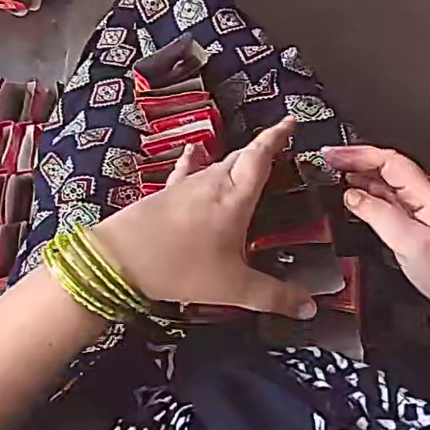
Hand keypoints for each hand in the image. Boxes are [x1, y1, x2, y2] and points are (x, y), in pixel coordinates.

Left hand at [87, 118, 316, 320]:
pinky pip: (189, 171)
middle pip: (241, 157)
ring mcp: (187, 185)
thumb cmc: (181, 267)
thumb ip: (273, 297)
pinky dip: (198, 162)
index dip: (277, 136)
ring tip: (249, 164)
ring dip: (235, 161)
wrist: (119, 258)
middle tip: (280, 155)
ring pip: (218, 164)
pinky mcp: (167, 193)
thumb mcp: (233, 288)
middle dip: (262, 151)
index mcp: (234, 196)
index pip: (260, 156)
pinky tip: (194, 154)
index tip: (290, 121)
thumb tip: (309, 308)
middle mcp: (212, 181)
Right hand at [319, 145, 429, 316]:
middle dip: (354, 158)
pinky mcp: (411, 217)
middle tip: (327, 159)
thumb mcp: (411, 243)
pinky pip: (383, 194)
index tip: (334, 155)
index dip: (359, 154)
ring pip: (383, 178)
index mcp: (427, 192)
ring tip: (333, 170)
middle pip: (385, 164)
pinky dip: (363, 188)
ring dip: (357, 171)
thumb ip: (379, 215)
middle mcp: (423, 193)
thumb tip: (352, 195)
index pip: (389, 159)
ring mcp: (417, 205)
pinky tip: (351, 191)